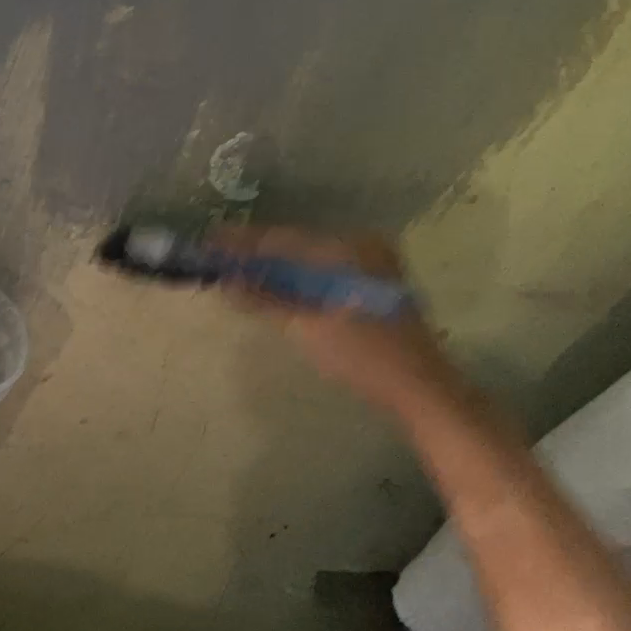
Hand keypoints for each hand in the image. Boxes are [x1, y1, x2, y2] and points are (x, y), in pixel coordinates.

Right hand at [211, 226, 457, 410]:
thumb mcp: (306, 328)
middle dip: (257, 251)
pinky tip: (271, 282)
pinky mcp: (373, 282)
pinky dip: (296, 276)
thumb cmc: (364, 356)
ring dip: (275, 264)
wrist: (421, 391)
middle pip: (296, 244)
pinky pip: (323, 269)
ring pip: (309, 257)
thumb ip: (264, 300)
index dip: (243, 242)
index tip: (209, 241)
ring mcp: (372, 262)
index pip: (284, 239)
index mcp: (348, 248)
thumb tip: (224, 282)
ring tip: (236, 266)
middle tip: (218, 254)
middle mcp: (362, 245)